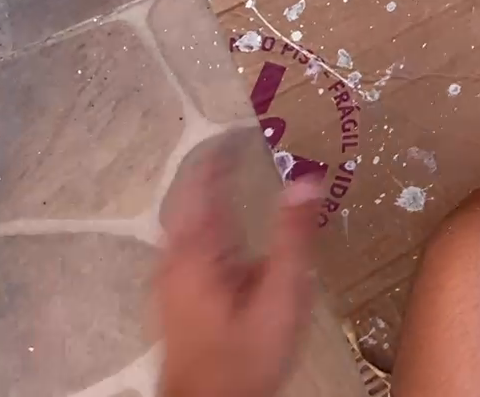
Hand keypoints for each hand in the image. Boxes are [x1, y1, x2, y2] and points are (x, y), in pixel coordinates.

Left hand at [156, 139, 325, 396]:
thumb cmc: (246, 354)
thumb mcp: (281, 294)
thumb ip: (294, 234)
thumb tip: (309, 176)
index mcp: (197, 251)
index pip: (201, 184)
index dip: (219, 152)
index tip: (244, 126)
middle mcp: (175, 259)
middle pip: (188, 198)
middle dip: (214, 166)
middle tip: (246, 140)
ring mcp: (170, 280)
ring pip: (185, 219)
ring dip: (208, 190)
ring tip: (238, 168)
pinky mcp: (176, 296)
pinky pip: (187, 237)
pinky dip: (207, 213)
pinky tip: (228, 218)